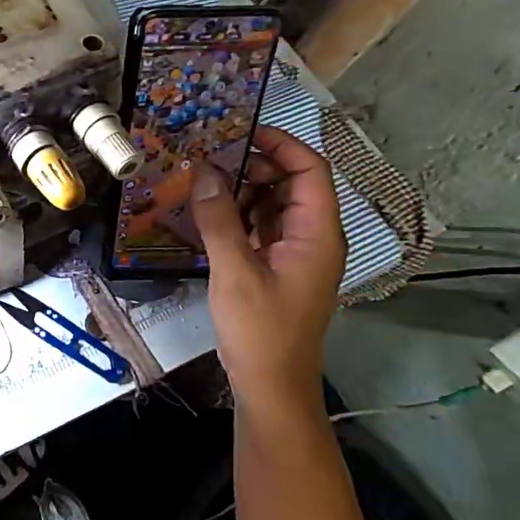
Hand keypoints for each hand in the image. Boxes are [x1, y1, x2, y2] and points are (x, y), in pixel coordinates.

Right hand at [188, 126, 347, 395]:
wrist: (271, 386)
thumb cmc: (261, 331)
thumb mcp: (235, 271)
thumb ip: (219, 218)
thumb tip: (201, 171)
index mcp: (318, 233)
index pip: (310, 169)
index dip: (280, 144)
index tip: (240, 133)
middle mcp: (313, 237)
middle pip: (291, 183)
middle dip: (253, 167)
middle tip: (209, 161)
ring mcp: (296, 254)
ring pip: (274, 206)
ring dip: (242, 192)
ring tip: (203, 184)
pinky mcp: (278, 269)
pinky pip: (262, 229)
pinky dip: (239, 217)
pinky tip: (209, 215)